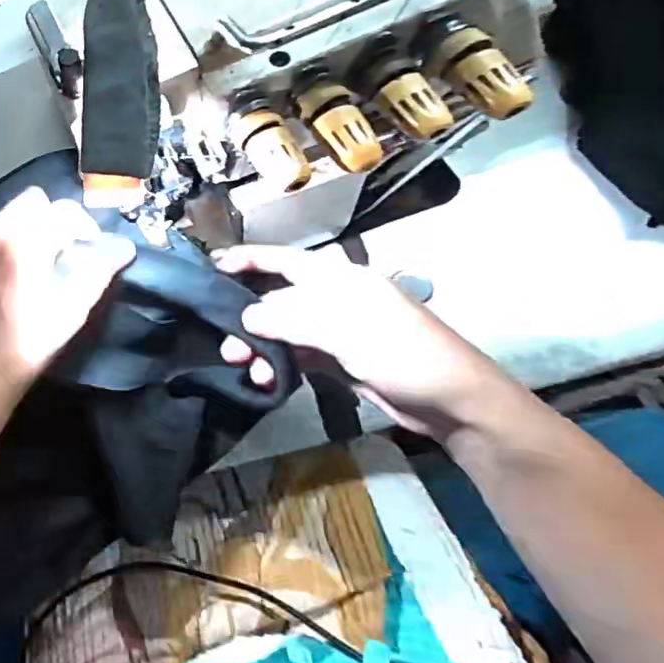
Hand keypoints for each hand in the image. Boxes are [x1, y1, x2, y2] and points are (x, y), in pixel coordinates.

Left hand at [0, 188, 134, 471]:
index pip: (62, 210)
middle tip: (65, 252)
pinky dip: (4, 244)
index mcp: (20, 243)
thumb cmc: (22, 348)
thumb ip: (97, 271)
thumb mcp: (69, 312)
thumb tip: (122, 247)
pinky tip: (9, 279)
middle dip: (53, 219)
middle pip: (31, 202)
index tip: (91, 248)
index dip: (84, 225)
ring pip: (6, 217)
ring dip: (28, 230)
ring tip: (37, 267)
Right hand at [214, 244, 527, 439]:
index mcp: (335, 276)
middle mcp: (330, 297)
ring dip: (259, 346)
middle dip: (246, 317)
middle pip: (274, 298)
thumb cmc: (402, 351)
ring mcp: (333, 329)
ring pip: (280, 330)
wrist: (453, 403)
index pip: (280, 259)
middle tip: (226, 341)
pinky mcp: (335, 358)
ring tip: (245, 365)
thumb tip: (248, 317)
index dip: (244, 260)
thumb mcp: (343, 329)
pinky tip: (266, 378)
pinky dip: (277, 363)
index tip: (210, 267)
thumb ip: (290, 318)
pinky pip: (294, 354)